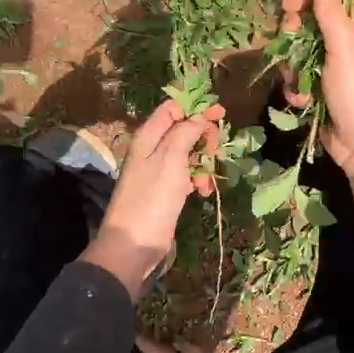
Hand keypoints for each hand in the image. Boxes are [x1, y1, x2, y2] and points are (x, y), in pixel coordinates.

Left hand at [80, 98, 222, 295]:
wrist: (134, 245)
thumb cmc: (152, 198)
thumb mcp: (171, 158)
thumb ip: (186, 131)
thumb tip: (199, 117)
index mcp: (149, 136)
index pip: (173, 107)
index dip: (196, 107)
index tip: (220, 113)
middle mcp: (153, 149)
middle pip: (185, 128)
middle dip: (204, 137)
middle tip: (215, 149)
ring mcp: (160, 170)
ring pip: (190, 152)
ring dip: (203, 162)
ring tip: (206, 180)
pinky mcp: (167, 189)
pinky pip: (188, 173)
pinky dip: (198, 179)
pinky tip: (202, 191)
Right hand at [280, 0, 353, 226]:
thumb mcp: (345, 49)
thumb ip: (331, 15)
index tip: (288, 9)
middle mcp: (346, 42)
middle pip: (307, 24)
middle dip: (293, 38)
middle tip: (290, 49)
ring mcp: (333, 68)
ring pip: (298, 53)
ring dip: (293, 69)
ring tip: (300, 86)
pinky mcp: (321, 91)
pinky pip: (298, 78)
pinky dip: (297, 89)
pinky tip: (303, 102)